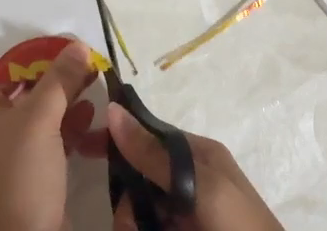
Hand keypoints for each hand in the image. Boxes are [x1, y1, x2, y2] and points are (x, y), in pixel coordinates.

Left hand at [0, 38, 98, 230]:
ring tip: (100, 89)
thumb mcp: (40, 119)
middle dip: (62, 84)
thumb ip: (60, 80)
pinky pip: (51, 144)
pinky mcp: (30, 177)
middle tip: (95, 69)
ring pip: (43, 120)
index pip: (12, 73)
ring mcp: (8, 155)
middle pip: (29, 94)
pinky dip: (71, 132)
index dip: (43, 61)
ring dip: (70, 106)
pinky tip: (95, 122)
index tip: (76, 53)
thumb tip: (77, 43)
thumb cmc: (20, 172)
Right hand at [106, 103, 283, 230]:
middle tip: (129, 221)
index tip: (86, 147)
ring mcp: (183, 214)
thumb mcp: (200, 186)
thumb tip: (111, 108)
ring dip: (131, 222)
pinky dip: (136, 229)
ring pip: (137, 208)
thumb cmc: (240, 227)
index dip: (117, 139)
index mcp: (197, 155)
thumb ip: (154, 153)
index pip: (147, 134)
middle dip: (126, 196)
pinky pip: (143, 226)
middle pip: (136, 175)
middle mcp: (188, 180)